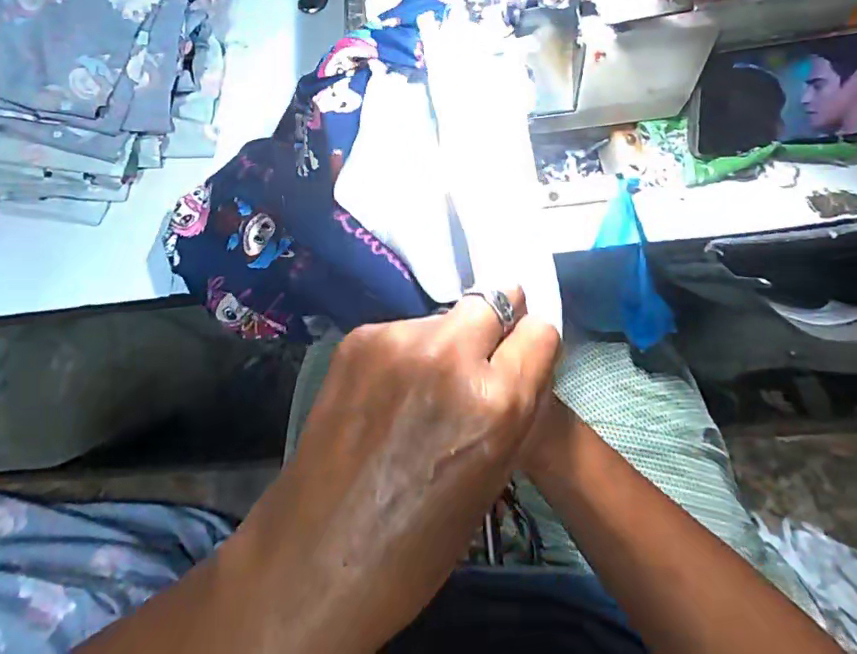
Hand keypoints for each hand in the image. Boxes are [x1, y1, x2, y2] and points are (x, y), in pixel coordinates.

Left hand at [230, 289, 559, 650]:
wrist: (318, 555)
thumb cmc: (418, 544)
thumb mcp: (492, 478)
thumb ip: (511, 411)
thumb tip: (519, 367)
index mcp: (496, 401)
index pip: (539, 332)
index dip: (531, 345)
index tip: (521, 354)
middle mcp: (448, 354)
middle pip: (490, 302)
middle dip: (490, 326)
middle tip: (476, 356)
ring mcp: (397, 340)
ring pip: (441, 318)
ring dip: (443, 341)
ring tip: (421, 387)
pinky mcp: (358, 338)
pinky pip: (402, 332)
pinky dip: (405, 353)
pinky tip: (387, 393)